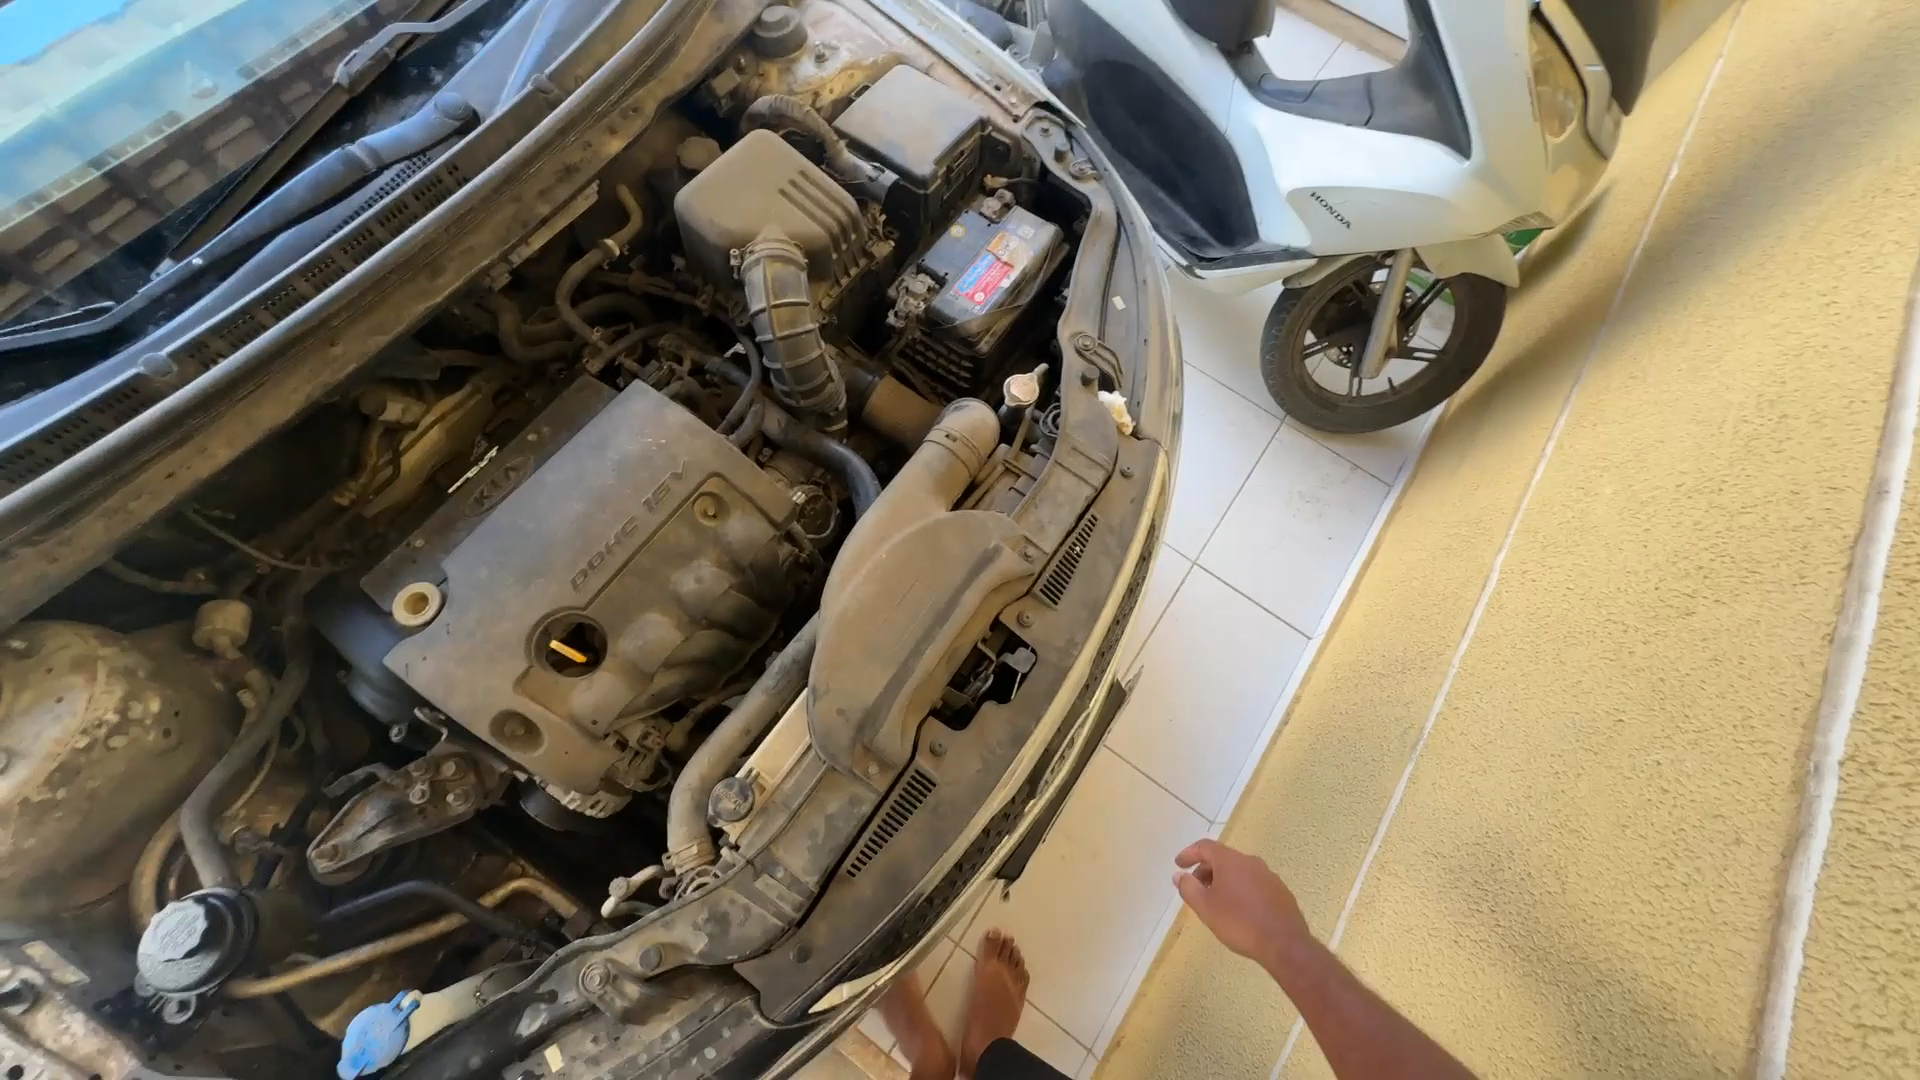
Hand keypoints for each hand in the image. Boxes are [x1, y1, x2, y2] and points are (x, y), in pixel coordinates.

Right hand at [1172, 839, 1314, 975]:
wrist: (1285, 945)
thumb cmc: (1239, 922)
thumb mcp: (1205, 907)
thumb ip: (1188, 888)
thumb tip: (1180, 876)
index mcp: (1230, 860)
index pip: (1205, 846)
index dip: (1189, 853)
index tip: (1179, 865)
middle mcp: (1250, 862)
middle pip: (1222, 858)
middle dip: (1205, 870)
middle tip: (1196, 888)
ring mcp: (1269, 876)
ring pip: (1239, 871)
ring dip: (1224, 881)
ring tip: (1216, 901)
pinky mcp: (1281, 892)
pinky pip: (1254, 884)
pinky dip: (1241, 890)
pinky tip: (1240, 911)